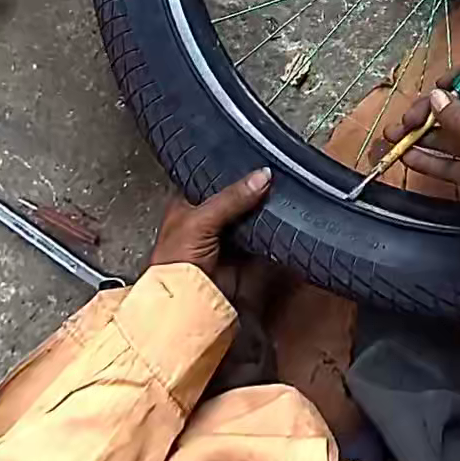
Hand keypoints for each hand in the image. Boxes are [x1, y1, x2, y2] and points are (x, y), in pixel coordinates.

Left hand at [147, 168, 272, 275]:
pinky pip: (261, 236)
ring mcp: (226, 236)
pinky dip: (272, 228)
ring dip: (264, 206)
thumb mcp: (200, 220)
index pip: (212, 177)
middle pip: (235, 195)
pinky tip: (284, 215)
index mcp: (188, 202)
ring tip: (284, 187)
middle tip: (275, 171)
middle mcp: (207, 216)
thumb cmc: (175, 261)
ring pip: (250, 214)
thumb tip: (261, 176)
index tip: (254, 156)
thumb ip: (231, 198)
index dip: (230, 167)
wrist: (186, 305)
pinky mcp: (243, 254)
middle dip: (253, 186)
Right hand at [382, 76, 459, 264]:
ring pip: (446, 137)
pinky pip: (446, 163)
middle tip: (403, 122)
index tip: (435, 86)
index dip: (457, 78)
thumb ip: (456, 115)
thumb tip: (436, 94)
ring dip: (419, 136)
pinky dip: (427, 160)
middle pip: (454, 110)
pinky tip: (406, 158)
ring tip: (392, 138)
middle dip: (426, 112)